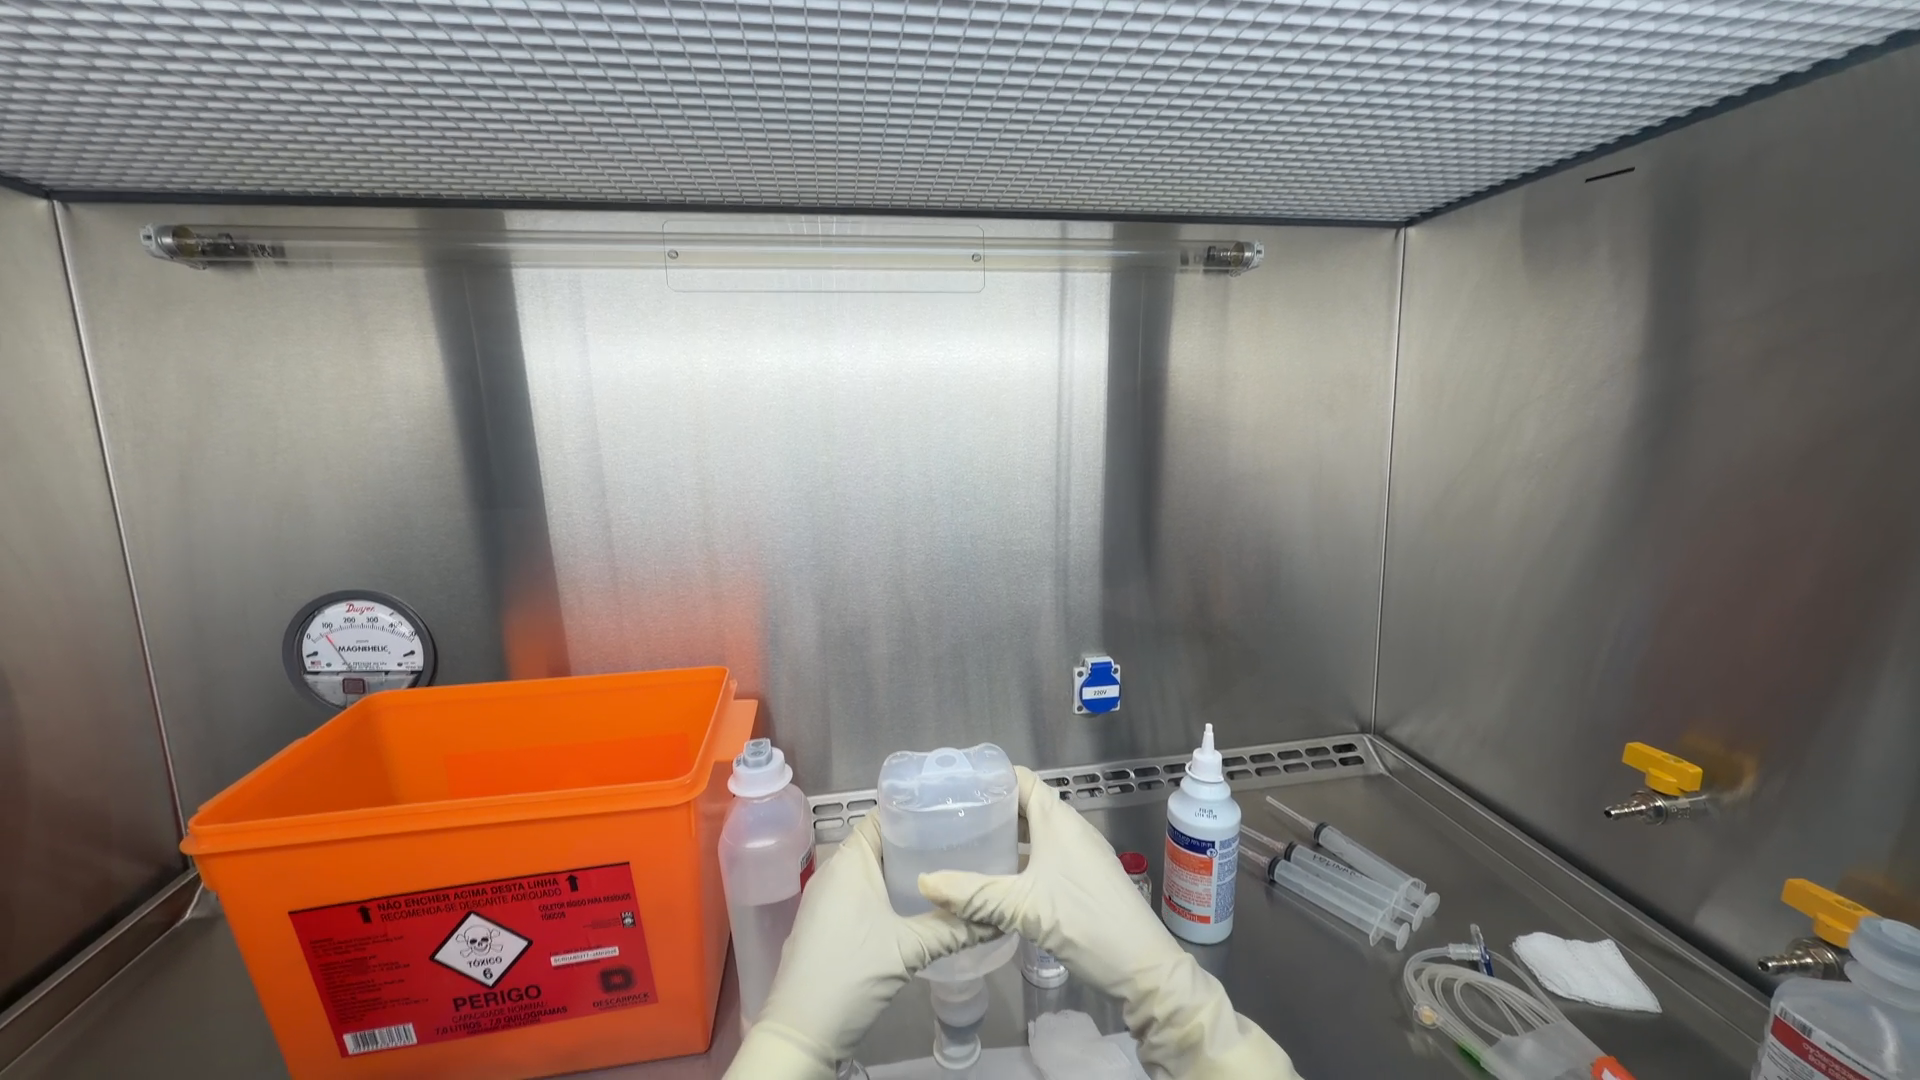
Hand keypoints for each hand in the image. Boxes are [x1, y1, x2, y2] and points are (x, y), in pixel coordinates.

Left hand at [724, 816, 997, 1079]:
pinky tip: (912, 904)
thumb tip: (998, 917)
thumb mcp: (910, 950)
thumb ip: (956, 929)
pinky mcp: (825, 920)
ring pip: (868, 867)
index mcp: (850, 860)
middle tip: (956, 840)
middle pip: (878, 841)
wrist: (801, 1029)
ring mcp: (826, 896)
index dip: (912, 809)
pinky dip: (884, 888)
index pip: (882, 816)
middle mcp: (834, 869)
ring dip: (899, 867)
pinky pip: (859, 889)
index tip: (947, 809)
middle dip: (913, 840)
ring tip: (942, 867)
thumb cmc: (852, 973)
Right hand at [919, 767, 1300, 1079]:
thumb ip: (972, 894)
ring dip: (1008, 835)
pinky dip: (1023, 856)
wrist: (1143, 966)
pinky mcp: (1086, 875)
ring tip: (971, 845)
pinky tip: (1001, 878)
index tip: (958, 785)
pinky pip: (1047, 852)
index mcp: (1057, 819)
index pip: (1021, 779)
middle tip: (954, 818)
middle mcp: (1070, 827)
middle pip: (1027, 803)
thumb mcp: (1022, 908)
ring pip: (1037, 831)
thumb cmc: (1083, 921)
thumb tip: (924, 882)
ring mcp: (1081, 851)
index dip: (991, 776)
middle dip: (993, 808)